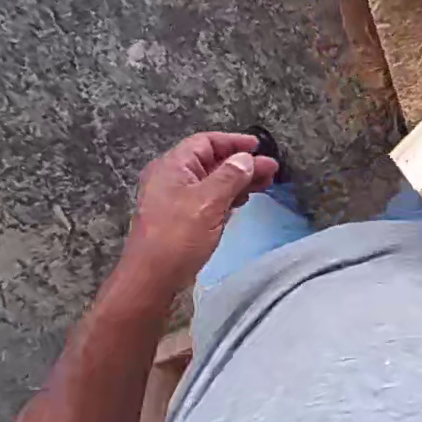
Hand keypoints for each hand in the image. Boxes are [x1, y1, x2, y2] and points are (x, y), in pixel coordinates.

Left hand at [122, 132, 279, 288]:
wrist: (151, 279)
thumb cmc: (176, 238)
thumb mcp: (208, 202)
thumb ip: (230, 176)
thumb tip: (246, 159)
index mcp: (172, 166)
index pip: (206, 142)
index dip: (234, 142)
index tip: (259, 147)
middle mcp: (170, 178)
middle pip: (210, 162)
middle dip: (241, 164)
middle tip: (270, 170)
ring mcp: (173, 200)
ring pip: (210, 182)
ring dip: (236, 182)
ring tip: (263, 184)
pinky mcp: (179, 220)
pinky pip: (206, 200)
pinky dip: (225, 198)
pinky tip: (240, 203)